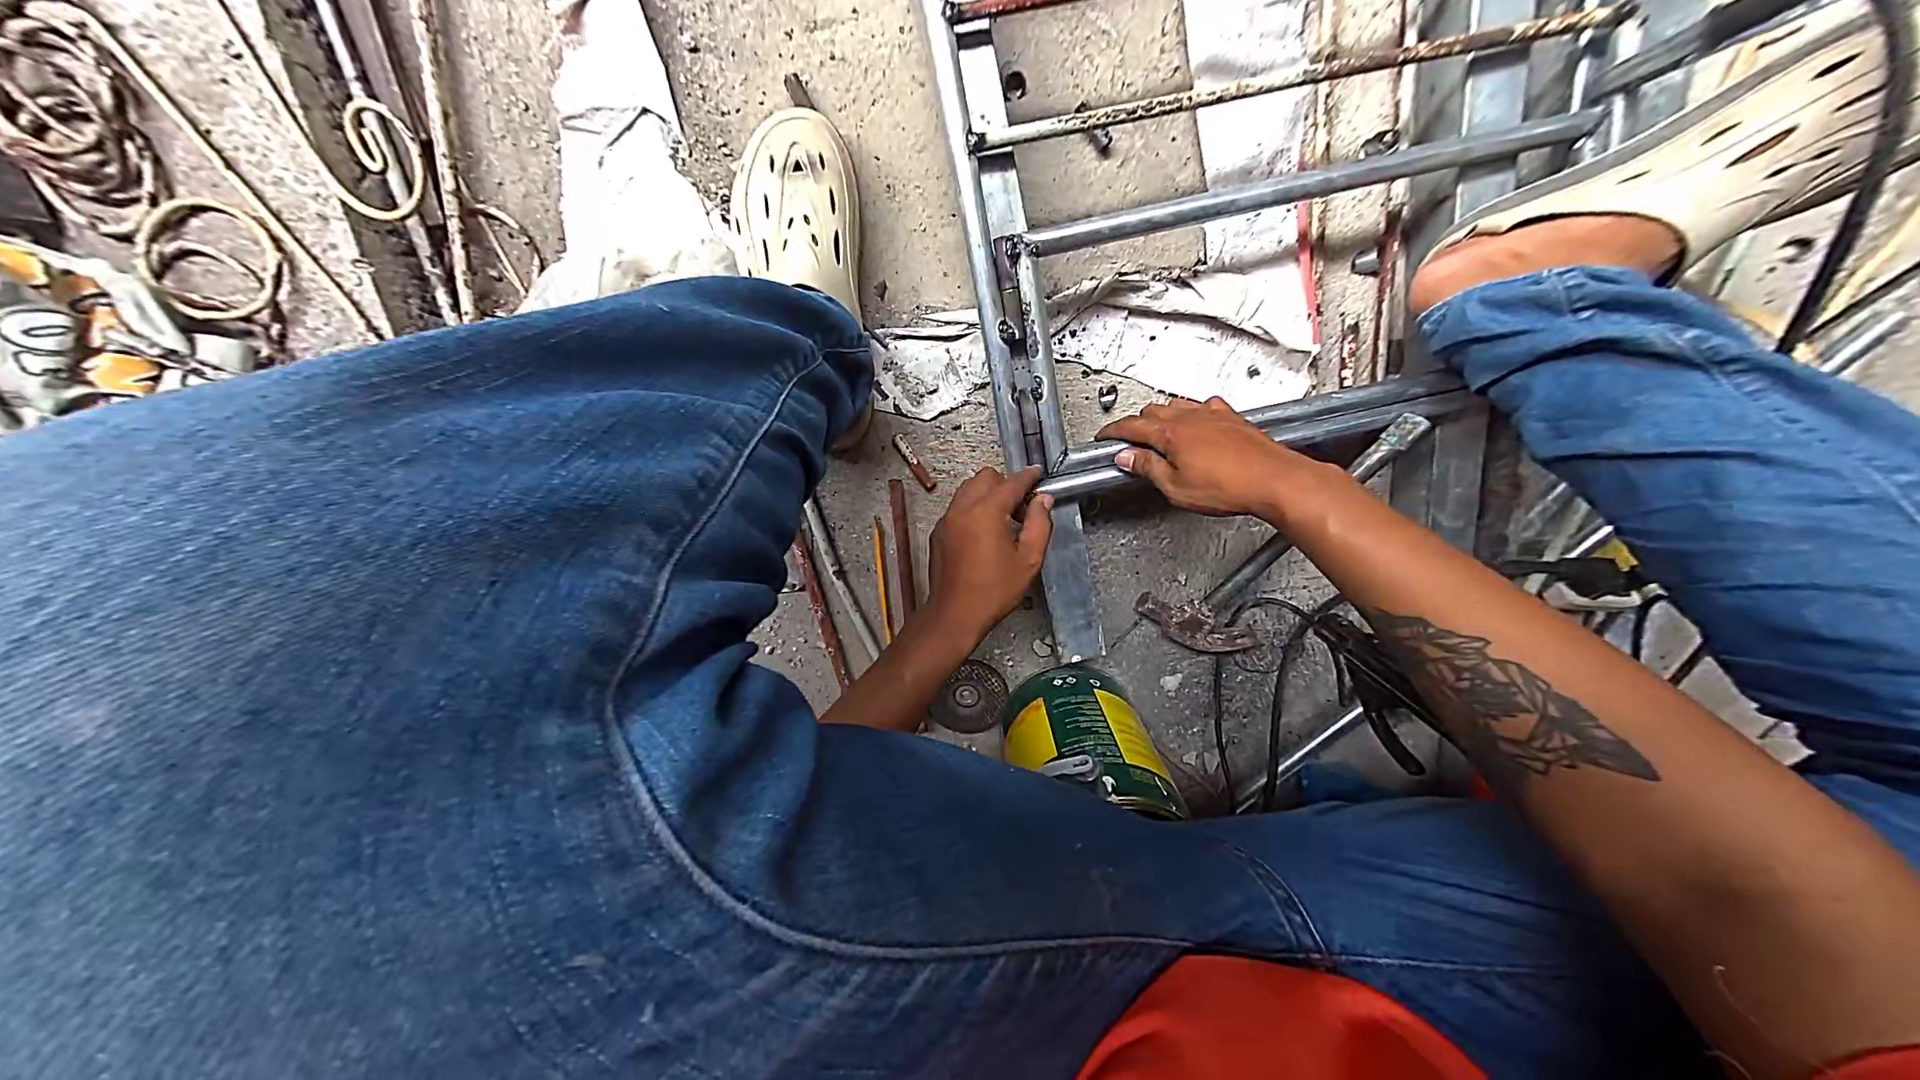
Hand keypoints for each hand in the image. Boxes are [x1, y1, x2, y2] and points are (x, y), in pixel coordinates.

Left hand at [923, 465, 1053, 640]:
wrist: (955, 614)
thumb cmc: (991, 592)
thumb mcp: (1028, 559)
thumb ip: (1039, 524)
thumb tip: (1043, 501)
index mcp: (986, 512)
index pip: (1011, 482)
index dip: (1028, 477)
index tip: (1036, 474)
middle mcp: (962, 509)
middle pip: (985, 477)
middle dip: (1006, 484)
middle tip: (1022, 506)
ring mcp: (947, 520)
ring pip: (968, 489)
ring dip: (988, 495)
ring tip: (1004, 520)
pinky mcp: (939, 532)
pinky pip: (958, 507)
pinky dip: (972, 509)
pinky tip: (985, 533)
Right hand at [1097, 397, 1322, 517]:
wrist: (1276, 480)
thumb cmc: (1232, 485)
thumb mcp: (1175, 487)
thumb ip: (1148, 467)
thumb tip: (1127, 456)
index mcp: (1171, 433)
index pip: (1131, 425)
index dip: (1113, 431)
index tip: (1104, 437)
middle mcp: (1191, 417)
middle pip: (1152, 411)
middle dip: (1136, 424)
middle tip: (1129, 442)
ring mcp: (1214, 415)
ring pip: (1177, 405)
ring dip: (1162, 417)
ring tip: (1158, 434)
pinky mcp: (1232, 419)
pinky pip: (1204, 407)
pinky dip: (1192, 414)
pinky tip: (1196, 425)